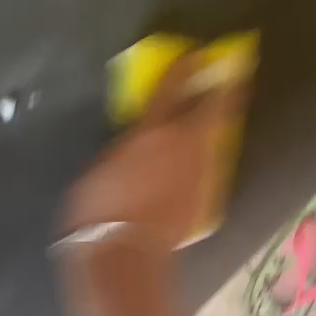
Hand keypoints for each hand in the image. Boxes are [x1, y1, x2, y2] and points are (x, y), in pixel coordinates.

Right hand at [63, 52, 235, 251]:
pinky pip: (204, 167)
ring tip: (205, 121)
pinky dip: (200, 160)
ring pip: (212, 135)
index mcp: (151, 131)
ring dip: (211, 124)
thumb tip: (128, 148)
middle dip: (218, 89)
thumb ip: (117, 153)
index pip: (173, 85)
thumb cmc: (97, 216)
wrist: (125, 258)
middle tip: (221, 80)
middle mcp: (183, 142)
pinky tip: (190, 166)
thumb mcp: (94, 176)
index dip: (184, 67)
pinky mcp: (204, 196)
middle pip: (213, 103)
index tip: (191, 57)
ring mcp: (199, 169)